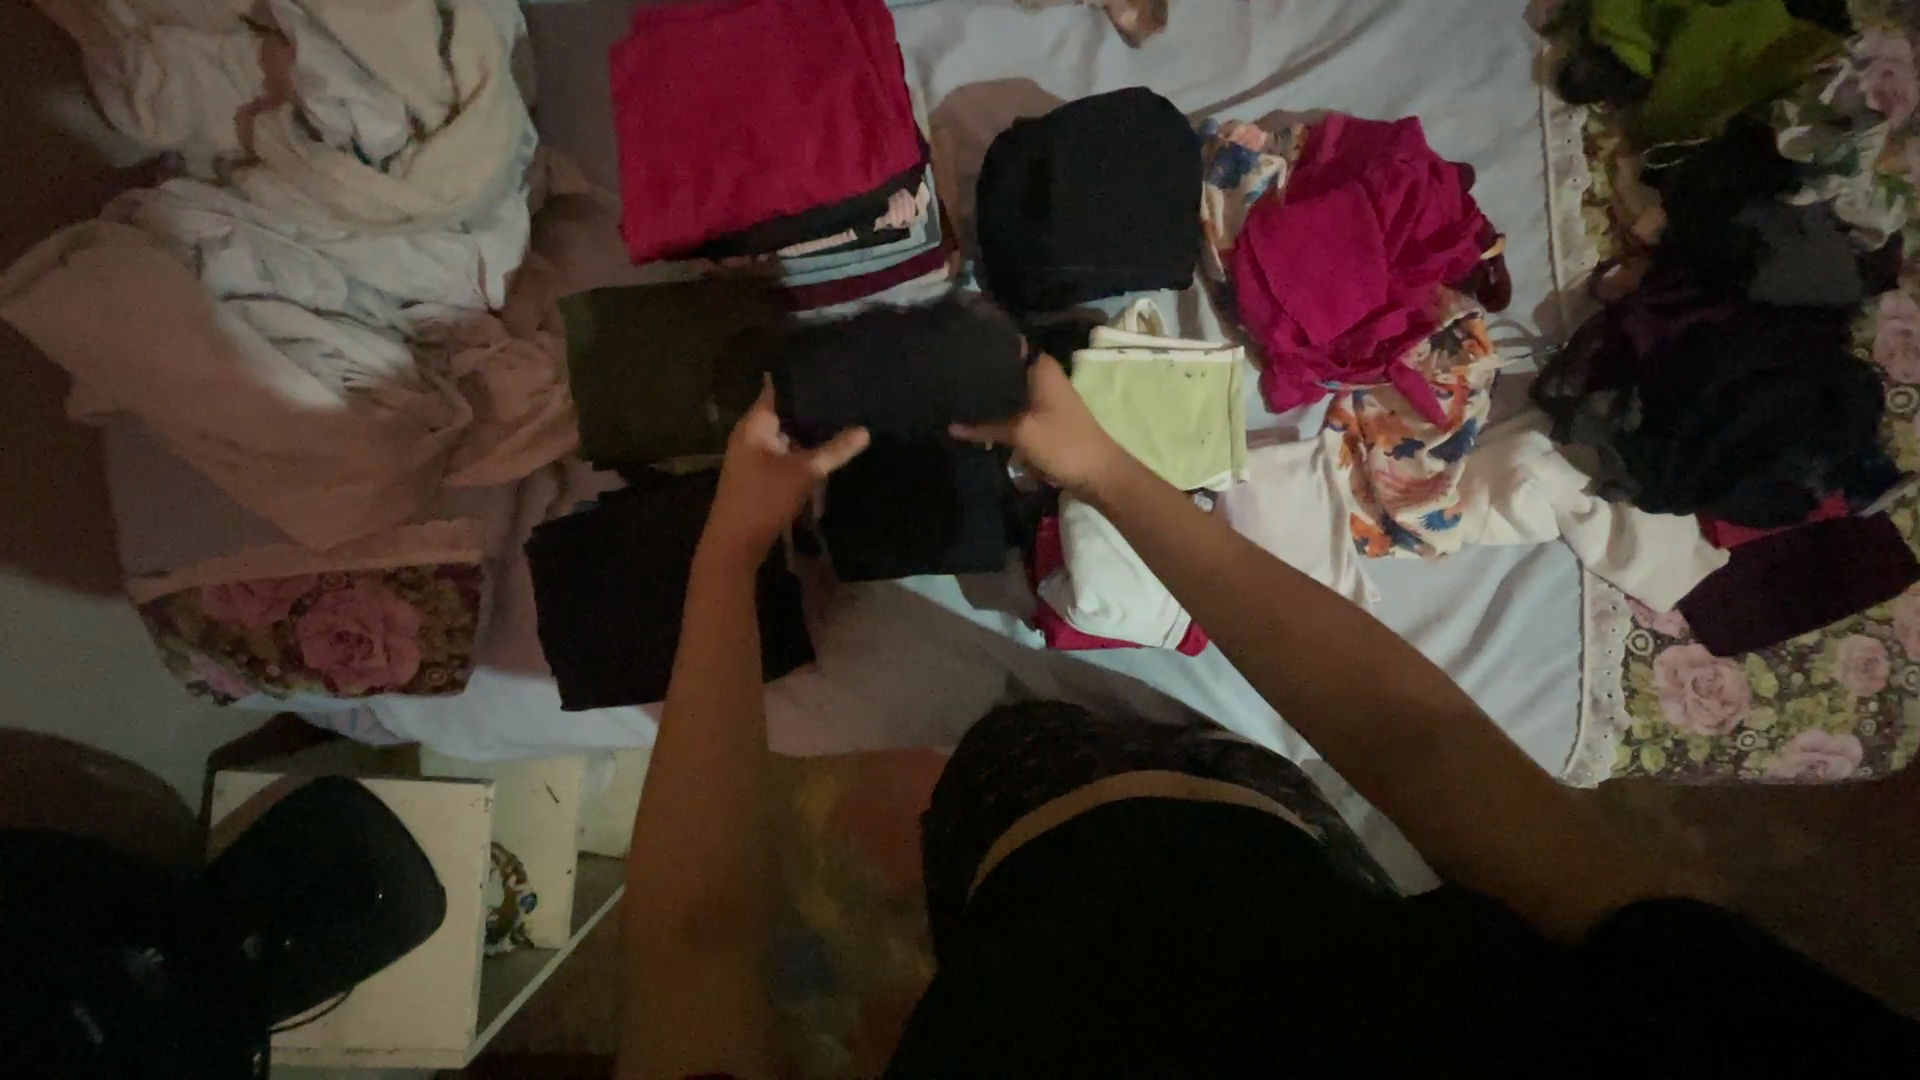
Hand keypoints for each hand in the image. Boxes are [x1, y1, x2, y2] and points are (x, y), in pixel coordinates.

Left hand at [698, 383, 868, 570]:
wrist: (735, 544)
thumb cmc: (764, 500)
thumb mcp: (805, 473)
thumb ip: (835, 450)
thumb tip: (865, 431)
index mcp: (755, 424)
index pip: (778, 389)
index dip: (803, 380)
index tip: (831, 371)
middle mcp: (752, 435)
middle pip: (785, 413)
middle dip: (813, 407)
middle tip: (847, 395)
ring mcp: (754, 456)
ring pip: (787, 435)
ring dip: (810, 432)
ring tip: (844, 418)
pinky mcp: (761, 475)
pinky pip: (786, 453)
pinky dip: (804, 451)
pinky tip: (827, 450)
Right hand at [950, 353, 1131, 498]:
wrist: (1098, 475)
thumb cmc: (1062, 445)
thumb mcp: (1020, 433)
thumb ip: (983, 426)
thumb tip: (950, 425)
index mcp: (1041, 367)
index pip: (1007, 345)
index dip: (982, 347)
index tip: (954, 350)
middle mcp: (1042, 376)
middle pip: (1004, 370)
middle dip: (980, 378)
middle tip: (946, 381)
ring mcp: (1043, 398)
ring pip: (1007, 393)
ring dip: (988, 400)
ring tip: (954, 399)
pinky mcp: (1043, 419)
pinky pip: (1014, 411)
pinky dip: (998, 416)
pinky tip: (975, 421)